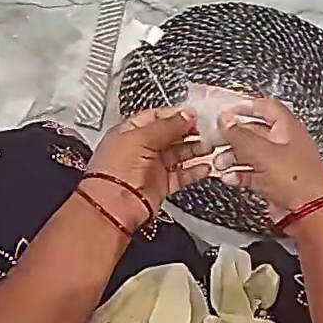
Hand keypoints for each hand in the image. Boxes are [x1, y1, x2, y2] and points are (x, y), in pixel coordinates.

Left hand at [80, 107, 209, 229]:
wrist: (112, 207)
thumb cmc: (114, 172)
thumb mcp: (141, 138)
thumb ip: (167, 125)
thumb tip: (186, 115)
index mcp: (131, 132)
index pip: (157, 117)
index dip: (176, 116)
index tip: (194, 116)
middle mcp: (141, 149)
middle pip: (171, 135)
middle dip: (190, 132)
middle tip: (207, 131)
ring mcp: (151, 167)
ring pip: (179, 155)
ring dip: (195, 150)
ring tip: (210, 146)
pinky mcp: (160, 185)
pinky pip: (182, 175)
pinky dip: (194, 171)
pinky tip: (205, 166)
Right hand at [216, 97, 322, 221]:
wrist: (309, 214)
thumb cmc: (295, 179)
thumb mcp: (262, 152)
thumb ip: (240, 135)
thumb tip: (224, 119)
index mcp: (287, 129)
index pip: (267, 107)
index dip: (247, 106)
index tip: (227, 111)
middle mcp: (284, 144)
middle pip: (255, 132)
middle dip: (234, 136)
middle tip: (216, 140)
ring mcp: (280, 164)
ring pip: (252, 154)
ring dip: (233, 157)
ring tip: (219, 163)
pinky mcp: (274, 183)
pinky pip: (253, 174)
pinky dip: (240, 174)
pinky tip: (229, 178)